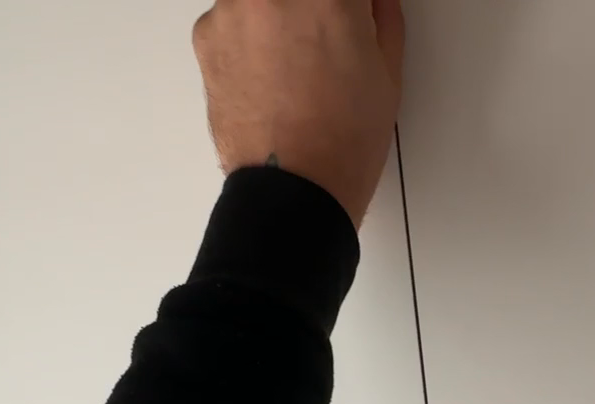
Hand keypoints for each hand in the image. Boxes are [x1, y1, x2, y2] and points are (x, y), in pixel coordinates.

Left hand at [194, 0, 405, 226]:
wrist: (294, 193)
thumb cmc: (345, 145)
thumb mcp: (387, 80)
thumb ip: (382, 19)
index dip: (350, 8)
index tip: (352, 20)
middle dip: (312, 13)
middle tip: (321, 48)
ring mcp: (235, 5)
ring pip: (261, 1)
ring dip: (277, 17)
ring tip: (293, 65)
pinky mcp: (207, 32)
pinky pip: (232, 16)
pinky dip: (249, 36)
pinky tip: (268, 79)